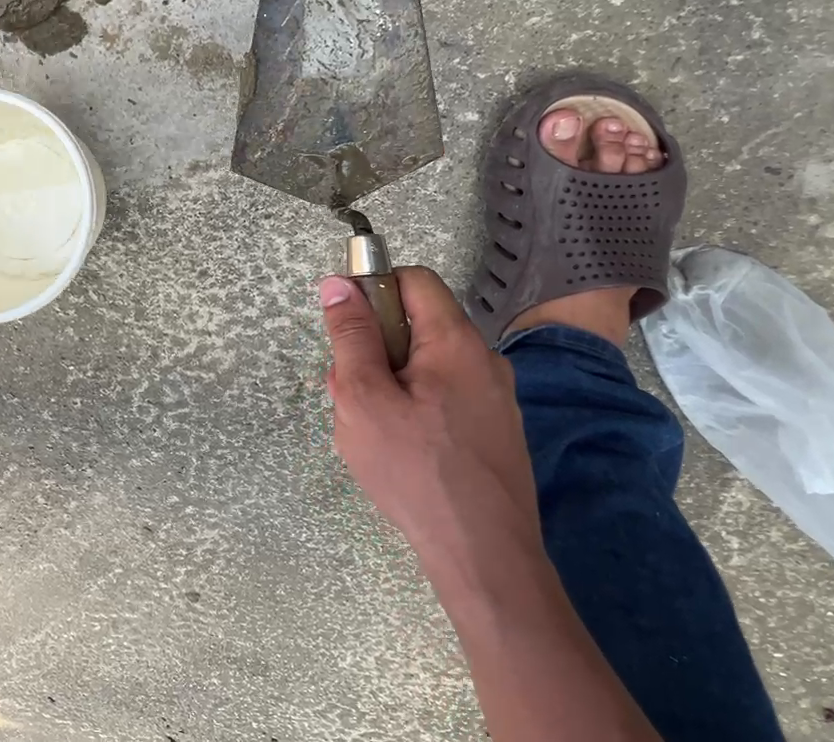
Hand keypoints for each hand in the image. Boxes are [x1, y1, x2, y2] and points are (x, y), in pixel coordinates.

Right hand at [318, 268, 541, 574]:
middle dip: (372, 349)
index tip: (343, 326)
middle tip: (350, 392)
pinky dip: (410, 408)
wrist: (482, 553)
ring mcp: (494, 399)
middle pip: (415, 326)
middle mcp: (484, 361)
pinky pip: (440, 397)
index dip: (371, 288)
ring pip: (423, 366)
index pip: (413, 280)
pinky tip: (397, 448)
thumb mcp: (362, 396)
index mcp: (455, 343)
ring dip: (386, 383)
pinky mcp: (493, 431)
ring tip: (369, 428)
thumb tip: (338, 284)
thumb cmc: (413, 468)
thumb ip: (350, 337)